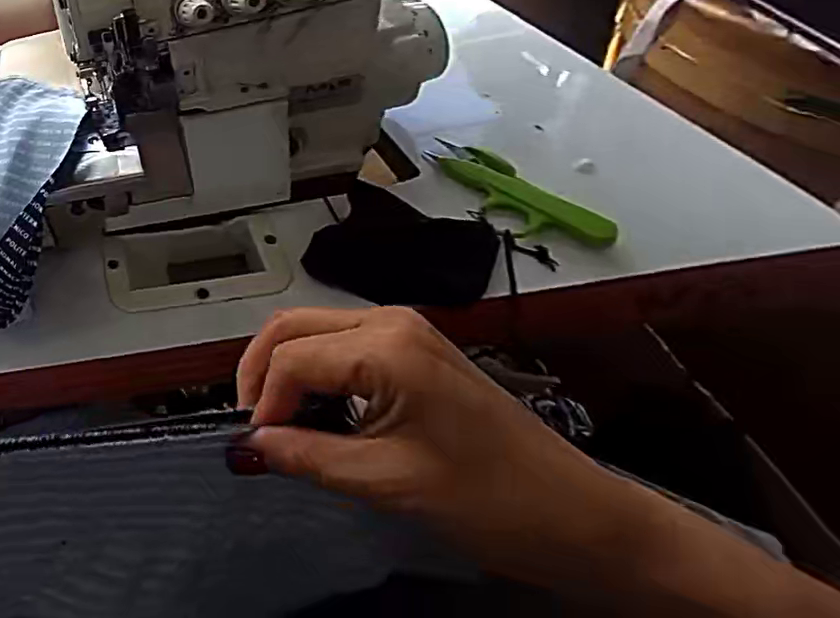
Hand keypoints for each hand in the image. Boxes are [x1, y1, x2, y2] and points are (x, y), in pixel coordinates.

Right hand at [235, 307, 839, 613]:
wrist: (596, 524)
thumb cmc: (505, 503)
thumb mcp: (393, 483)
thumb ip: (309, 456)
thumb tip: (250, 446)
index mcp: (387, 347)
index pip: (292, 360)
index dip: (264, 400)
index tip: (256, 441)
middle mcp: (389, 322)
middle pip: (289, 328)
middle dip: (259, 371)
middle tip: (252, 420)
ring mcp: (401, 329)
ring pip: (307, 330)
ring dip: (281, 367)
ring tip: (276, 415)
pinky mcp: (409, 345)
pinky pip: (335, 341)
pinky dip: (310, 368)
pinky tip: (311, 405)